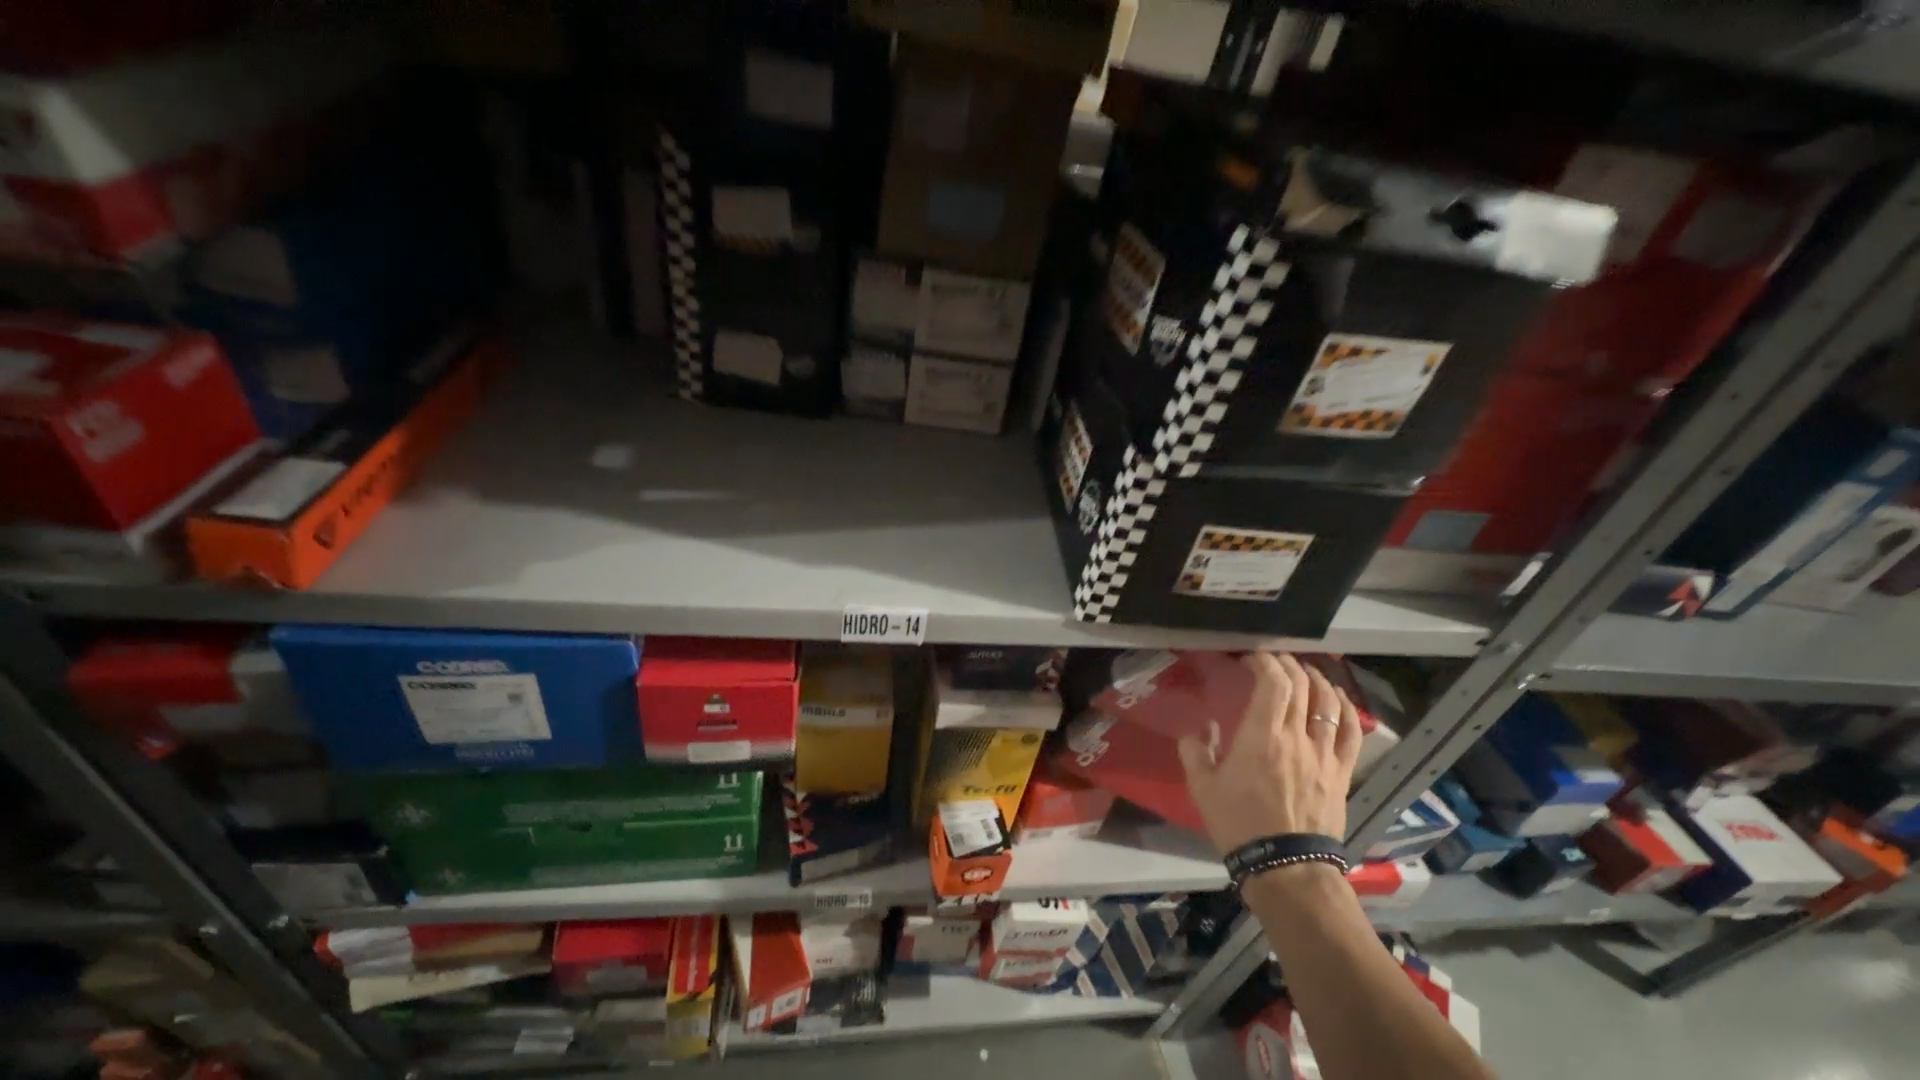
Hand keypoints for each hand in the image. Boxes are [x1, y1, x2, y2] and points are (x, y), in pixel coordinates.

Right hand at [1178, 652, 1363, 854]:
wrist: (1286, 867)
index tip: (1251, 659)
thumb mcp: (1203, 788)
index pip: (1274, 682)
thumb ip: (1196, 752)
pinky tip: (1337, 699)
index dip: (1265, 662)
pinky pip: (1351, 731)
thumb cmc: (1239, 825)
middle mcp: (1298, 737)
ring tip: (1304, 673)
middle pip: (1302, 685)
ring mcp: (1325, 753)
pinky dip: (1345, 708)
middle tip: (1272, 662)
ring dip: (1316, 680)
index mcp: (1262, 736)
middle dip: (1287, 665)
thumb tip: (1199, 730)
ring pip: (1329, 702)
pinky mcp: (1342, 771)